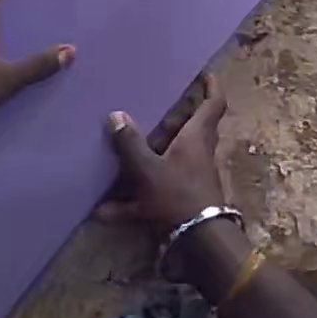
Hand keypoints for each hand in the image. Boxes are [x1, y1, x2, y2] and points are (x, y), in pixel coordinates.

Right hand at [105, 74, 227, 234]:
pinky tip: (102, 211)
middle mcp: (197, 154)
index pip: (214, 104)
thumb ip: (130, 144)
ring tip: (117, 156)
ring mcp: (189, 178)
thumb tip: (115, 114)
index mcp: (197, 137)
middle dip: (173, 119)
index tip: (206, 74)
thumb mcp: (148, 169)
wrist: (198, 243)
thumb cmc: (178, 196)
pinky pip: (152, 194)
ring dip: (144, 160)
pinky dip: (130, 202)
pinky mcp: (179, 202)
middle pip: (190, 129)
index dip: (212, 87)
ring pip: (167, 161)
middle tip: (153, 108)